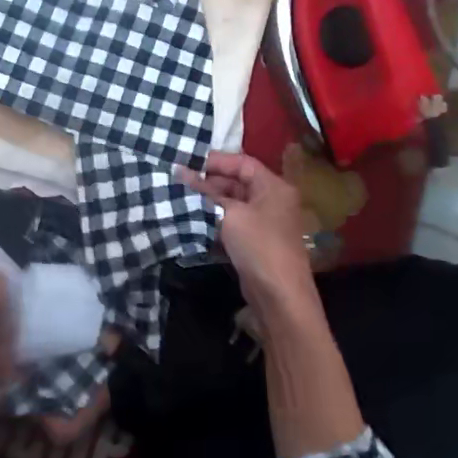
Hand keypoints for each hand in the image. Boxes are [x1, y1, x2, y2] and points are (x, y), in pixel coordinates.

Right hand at [177, 151, 315, 305]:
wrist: (279, 296)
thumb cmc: (259, 245)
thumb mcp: (230, 214)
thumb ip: (205, 192)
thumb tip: (179, 172)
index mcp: (273, 186)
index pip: (242, 163)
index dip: (214, 161)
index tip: (185, 163)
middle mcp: (272, 200)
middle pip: (237, 182)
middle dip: (208, 183)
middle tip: (177, 182)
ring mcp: (264, 222)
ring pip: (232, 204)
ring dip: (208, 203)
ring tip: (179, 199)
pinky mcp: (255, 242)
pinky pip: (232, 223)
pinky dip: (213, 220)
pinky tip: (191, 221)